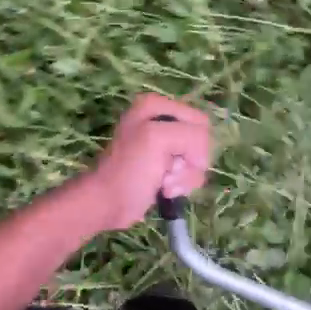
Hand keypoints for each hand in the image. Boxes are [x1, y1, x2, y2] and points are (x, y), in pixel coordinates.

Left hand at [73, 94, 213, 230]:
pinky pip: (191, 173)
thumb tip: (200, 158)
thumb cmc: (130, 169)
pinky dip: (182, 185)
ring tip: (164, 184)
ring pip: (198, 161)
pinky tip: (165, 190)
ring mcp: (165, 145)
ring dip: (185, 177)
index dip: (196, 143)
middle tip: (168, 171)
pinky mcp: (166, 166)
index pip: (200, 122)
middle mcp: (162, 121)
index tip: (178, 158)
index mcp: (157, 106)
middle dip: (189, 162)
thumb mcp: (158, 139)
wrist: (109, 203)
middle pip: (201, 141)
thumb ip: (190, 135)